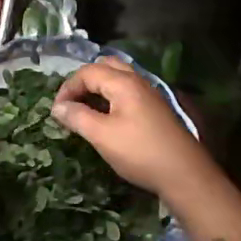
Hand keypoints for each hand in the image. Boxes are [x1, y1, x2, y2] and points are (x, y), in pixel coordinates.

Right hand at [52, 57, 216, 200]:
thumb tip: (57, 107)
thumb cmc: (139, 152)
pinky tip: (107, 118)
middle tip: (72, 103)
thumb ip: (77, 117)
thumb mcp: (102, 136)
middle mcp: (138, 81)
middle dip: (84, 81)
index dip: (68, 87)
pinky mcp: (156, 109)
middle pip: (106, 67)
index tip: (57, 111)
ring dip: (99, 89)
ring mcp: (150, 94)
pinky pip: (129, 93)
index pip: (88, 72)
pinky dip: (112, 98)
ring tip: (85, 111)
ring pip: (119, 79)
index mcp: (124, 83)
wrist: (183, 172)